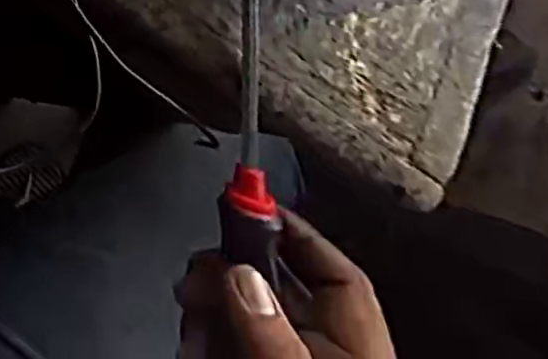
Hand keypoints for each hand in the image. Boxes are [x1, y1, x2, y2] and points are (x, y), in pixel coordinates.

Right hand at [176, 210, 393, 358]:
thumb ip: (269, 330)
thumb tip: (239, 271)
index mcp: (358, 349)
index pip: (341, 277)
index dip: (298, 234)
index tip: (251, 204)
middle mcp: (330, 353)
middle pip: (281, 291)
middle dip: (229, 275)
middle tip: (195, 277)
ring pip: (249, 317)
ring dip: (210, 310)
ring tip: (190, 325)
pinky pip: (235, 344)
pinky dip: (209, 338)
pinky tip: (193, 348)